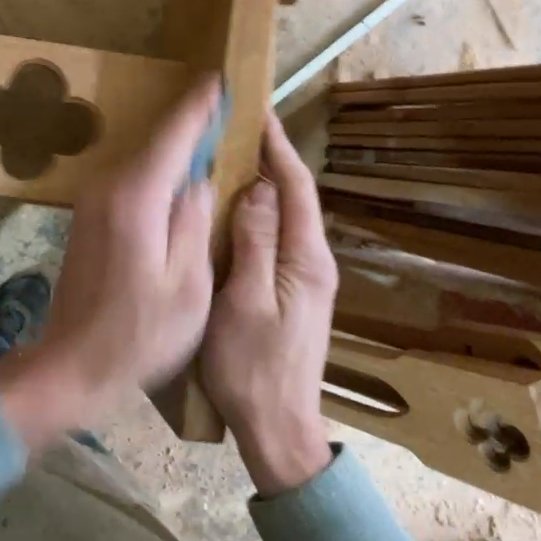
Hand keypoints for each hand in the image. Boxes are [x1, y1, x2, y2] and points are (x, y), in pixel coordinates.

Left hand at [0, 75, 222, 448]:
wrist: (72, 364)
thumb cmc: (139, 334)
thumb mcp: (188, 286)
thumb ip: (195, 222)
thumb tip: (200, 180)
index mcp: (136, 199)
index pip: (173, 134)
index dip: (200, 106)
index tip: (223, 80)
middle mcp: (108, 189)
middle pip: (156, 143)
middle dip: (192, 124)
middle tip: (228, 108)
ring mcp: (92, 203)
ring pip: (143, 162)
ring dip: (175, 150)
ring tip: (214, 138)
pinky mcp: (88, 219)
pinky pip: (131, 182)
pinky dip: (158, 174)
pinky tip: (181, 182)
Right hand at [202, 113, 339, 495]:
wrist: (278, 429)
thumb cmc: (251, 368)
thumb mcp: (243, 302)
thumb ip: (254, 242)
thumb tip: (257, 187)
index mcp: (306, 259)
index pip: (295, 186)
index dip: (276, 146)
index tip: (257, 111)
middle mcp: (313, 262)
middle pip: (293, 197)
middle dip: (268, 159)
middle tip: (233, 129)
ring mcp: (305, 280)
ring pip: (284, 217)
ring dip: (260, 185)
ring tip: (226, 159)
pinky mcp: (292, 294)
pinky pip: (275, 238)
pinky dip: (255, 215)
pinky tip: (228, 212)